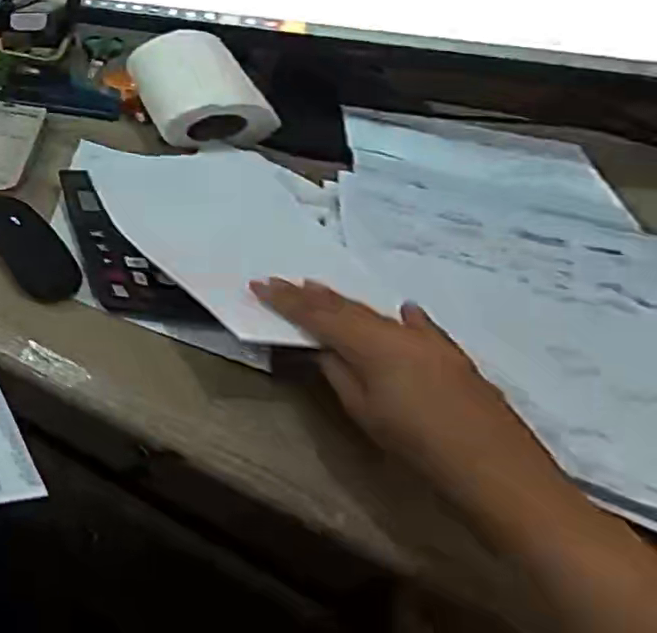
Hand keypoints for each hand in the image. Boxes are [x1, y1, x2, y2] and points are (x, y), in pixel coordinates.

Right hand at [252, 278, 573, 512]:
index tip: (257, 285)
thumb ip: (337, 370)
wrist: (505, 481)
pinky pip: (422, 329)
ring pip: (378, 315)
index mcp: (372, 345)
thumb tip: (324, 348)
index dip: (284, 300)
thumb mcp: (361, 408)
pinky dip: (405, 317)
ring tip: (317, 287)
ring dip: (346, 301)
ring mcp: (434, 347)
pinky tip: (403, 309)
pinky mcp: (457, 361)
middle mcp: (401, 336)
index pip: (316, 314)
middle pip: (346, 308)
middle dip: (310, 294)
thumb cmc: (418, 445)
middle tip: (279, 281)